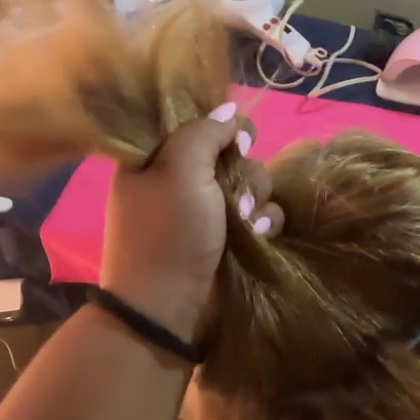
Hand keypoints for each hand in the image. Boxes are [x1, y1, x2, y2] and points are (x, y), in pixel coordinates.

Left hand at [99, 102, 282, 338]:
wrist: (168, 310)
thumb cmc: (168, 233)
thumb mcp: (179, 170)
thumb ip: (205, 132)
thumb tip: (231, 110)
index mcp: (155, 161)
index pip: (197, 126)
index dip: (222, 130)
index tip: (236, 141)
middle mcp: (181, 183)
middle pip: (231, 154)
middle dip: (243, 170)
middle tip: (234, 192)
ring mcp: (207, 214)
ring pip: (251, 183)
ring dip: (256, 198)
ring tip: (245, 221)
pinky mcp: (230, 239)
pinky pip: (261, 215)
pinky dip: (263, 222)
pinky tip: (257, 234)